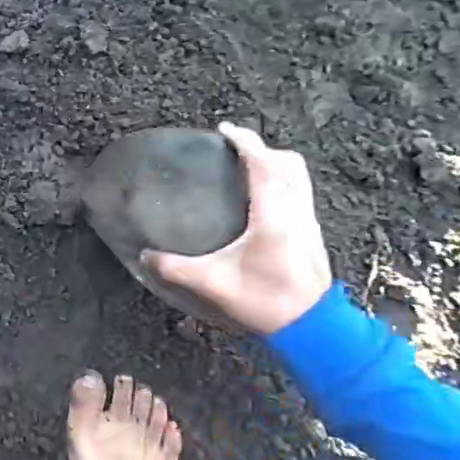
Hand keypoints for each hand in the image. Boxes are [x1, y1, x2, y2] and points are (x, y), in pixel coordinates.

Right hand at [142, 122, 331, 334]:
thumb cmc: (264, 301)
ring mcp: (308, 221)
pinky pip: (300, 190)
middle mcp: (296, 211)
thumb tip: (144, 255)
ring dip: (276, 163)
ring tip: (248, 166)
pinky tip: (262, 196)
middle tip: (235, 149)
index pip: (263, 165)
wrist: (314, 328)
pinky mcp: (312, 232)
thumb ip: (176, 268)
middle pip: (288, 163)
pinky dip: (283, 179)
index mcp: (273, 216)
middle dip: (263, 148)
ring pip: (299, 176)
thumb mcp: (213, 284)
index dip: (246, 143)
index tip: (224, 131)